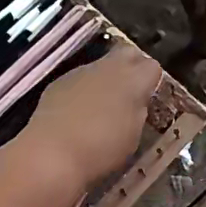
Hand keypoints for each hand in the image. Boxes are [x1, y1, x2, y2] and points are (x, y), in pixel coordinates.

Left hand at [20, 43, 160, 185]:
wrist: (52, 153)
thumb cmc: (102, 149)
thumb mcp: (133, 135)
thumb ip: (138, 111)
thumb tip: (135, 101)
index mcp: (133, 80)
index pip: (152, 67)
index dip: (152, 81)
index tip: (149, 98)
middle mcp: (107, 67)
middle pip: (127, 53)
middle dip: (132, 68)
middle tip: (130, 94)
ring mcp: (80, 72)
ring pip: (100, 66)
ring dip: (105, 80)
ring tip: (101, 108)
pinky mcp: (58, 82)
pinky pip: (79, 80)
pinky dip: (83, 91)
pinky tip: (77, 114)